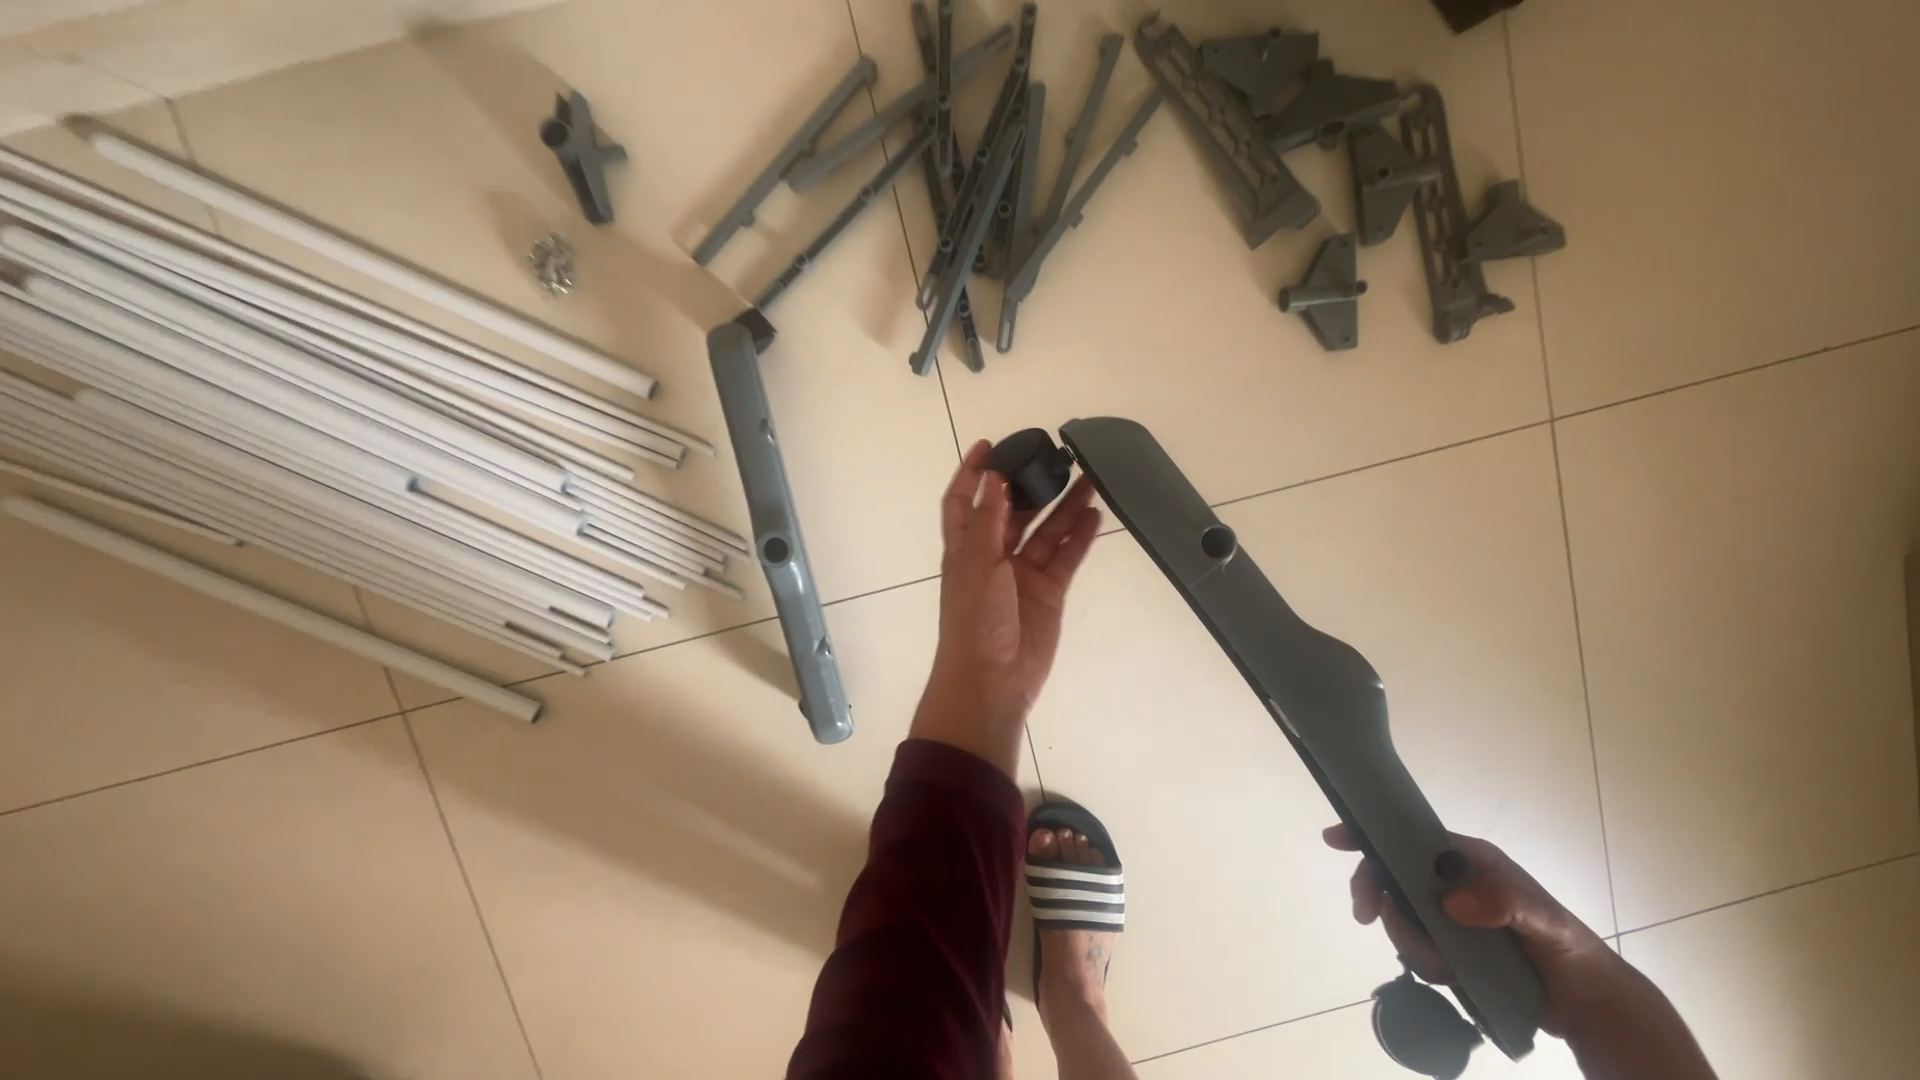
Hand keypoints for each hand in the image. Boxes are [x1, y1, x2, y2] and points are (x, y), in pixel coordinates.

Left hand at [912, 440, 1100, 771]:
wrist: (992, 680)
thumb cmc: (974, 620)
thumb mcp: (977, 565)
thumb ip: (988, 521)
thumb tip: (994, 477)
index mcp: (966, 548)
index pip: (963, 501)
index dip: (971, 473)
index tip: (988, 444)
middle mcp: (994, 556)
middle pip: (1012, 511)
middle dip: (1030, 485)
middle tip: (1055, 457)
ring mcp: (1023, 574)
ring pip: (1046, 531)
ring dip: (1064, 507)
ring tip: (1088, 478)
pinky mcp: (1049, 592)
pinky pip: (1066, 557)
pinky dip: (1079, 537)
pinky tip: (1095, 515)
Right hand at [1324, 825, 1624, 1036]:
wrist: (1584, 1002)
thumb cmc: (1566, 947)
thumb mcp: (1543, 920)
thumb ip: (1502, 902)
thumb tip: (1450, 902)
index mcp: (1468, 859)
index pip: (1410, 836)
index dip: (1371, 834)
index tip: (1336, 839)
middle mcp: (1451, 880)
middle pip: (1392, 875)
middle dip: (1377, 896)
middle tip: (1366, 916)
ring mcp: (1446, 913)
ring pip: (1400, 915)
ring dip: (1409, 940)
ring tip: (1442, 964)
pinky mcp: (1447, 943)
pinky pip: (1413, 945)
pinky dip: (1422, 960)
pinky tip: (1448, 972)